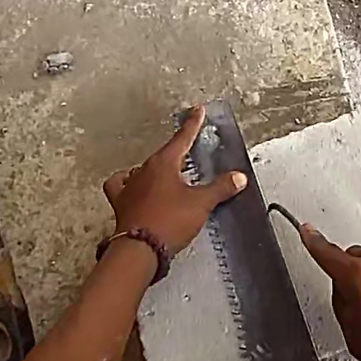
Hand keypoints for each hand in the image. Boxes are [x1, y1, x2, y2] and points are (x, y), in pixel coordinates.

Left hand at [103, 106, 246, 253]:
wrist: (139, 249)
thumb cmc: (170, 221)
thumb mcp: (201, 203)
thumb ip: (221, 188)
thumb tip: (239, 177)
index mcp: (164, 163)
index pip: (182, 138)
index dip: (192, 124)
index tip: (197, 110)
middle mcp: (144, 169)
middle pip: (164, 154)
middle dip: (177, 152)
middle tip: (188, 152)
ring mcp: (130, 186)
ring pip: (144, 169)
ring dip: (157, 171)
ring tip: (168, 176)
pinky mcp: (121, 203)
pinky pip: (121, 186)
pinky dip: (128, 184)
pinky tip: (134, 186)